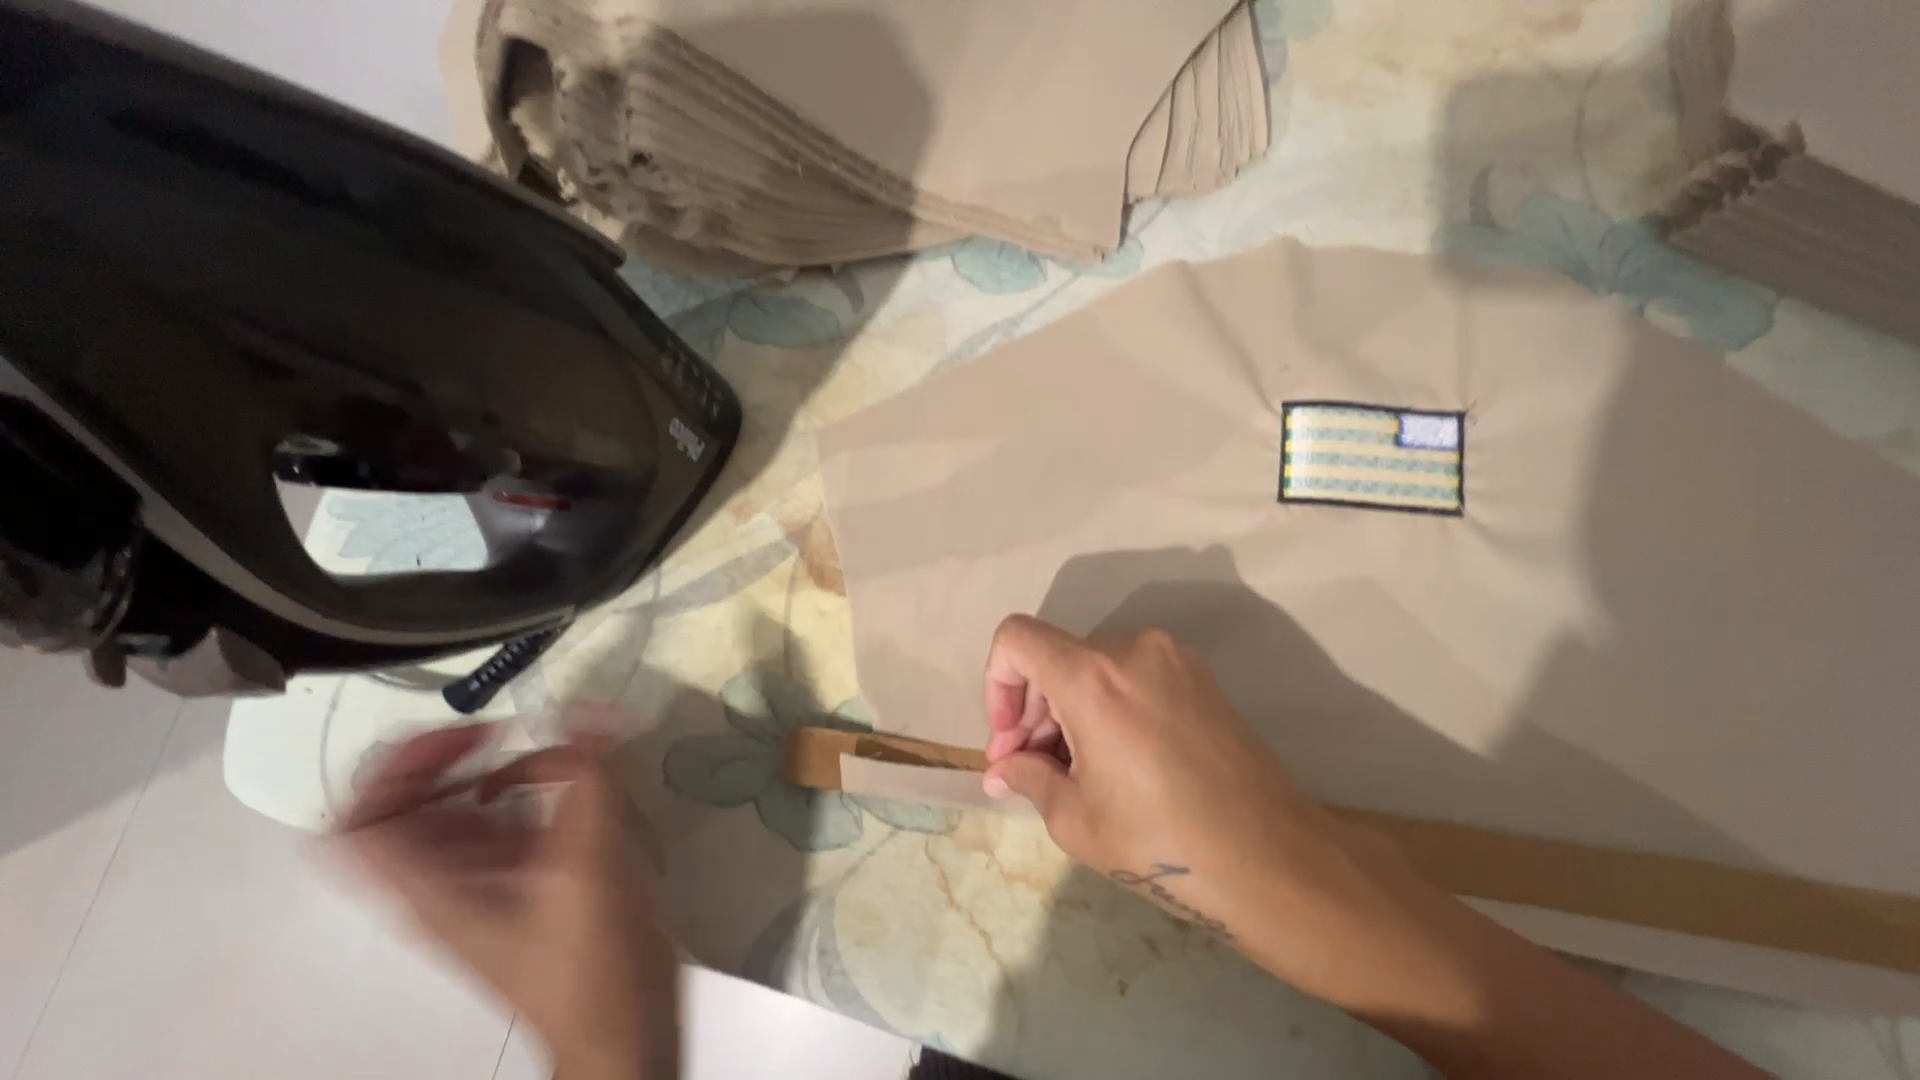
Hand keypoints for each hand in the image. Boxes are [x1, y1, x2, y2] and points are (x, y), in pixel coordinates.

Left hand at [336, 720, 677, 1079]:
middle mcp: (448, 882)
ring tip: (554, 756)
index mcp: (434, 889)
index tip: (463, 738)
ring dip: (500, 770)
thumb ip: (586, 782)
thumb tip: (587, 715)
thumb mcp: (588, 865)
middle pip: (408, 806)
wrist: (623, 1033)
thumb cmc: (590, 965)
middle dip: (451, 758)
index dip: (395, 768)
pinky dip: (537, 791)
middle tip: (505, 732)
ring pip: (460, 809)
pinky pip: (511, 822)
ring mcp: (488, 883)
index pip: (359, 823)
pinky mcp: (528, 883)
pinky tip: (579, 786)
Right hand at [979, 614, 1352, 937]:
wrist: (1271, 859)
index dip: (996, 683)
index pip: (1017, 638)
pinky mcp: (1202, 679)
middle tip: (1028, 767)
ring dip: (1069, 709)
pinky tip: (1116, 760)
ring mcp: (1174, 659)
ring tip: (1074, 771)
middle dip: (1031, 708)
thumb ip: (1027, 777)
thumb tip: (1002, 770)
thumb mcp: (1075, 820)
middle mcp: (1133, 649)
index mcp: (1093, 676)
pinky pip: (1132, 676)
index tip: (1008, 740)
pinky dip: (1108, 705)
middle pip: (1056, 656)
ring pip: (1094, 666)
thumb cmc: (1161, 842)